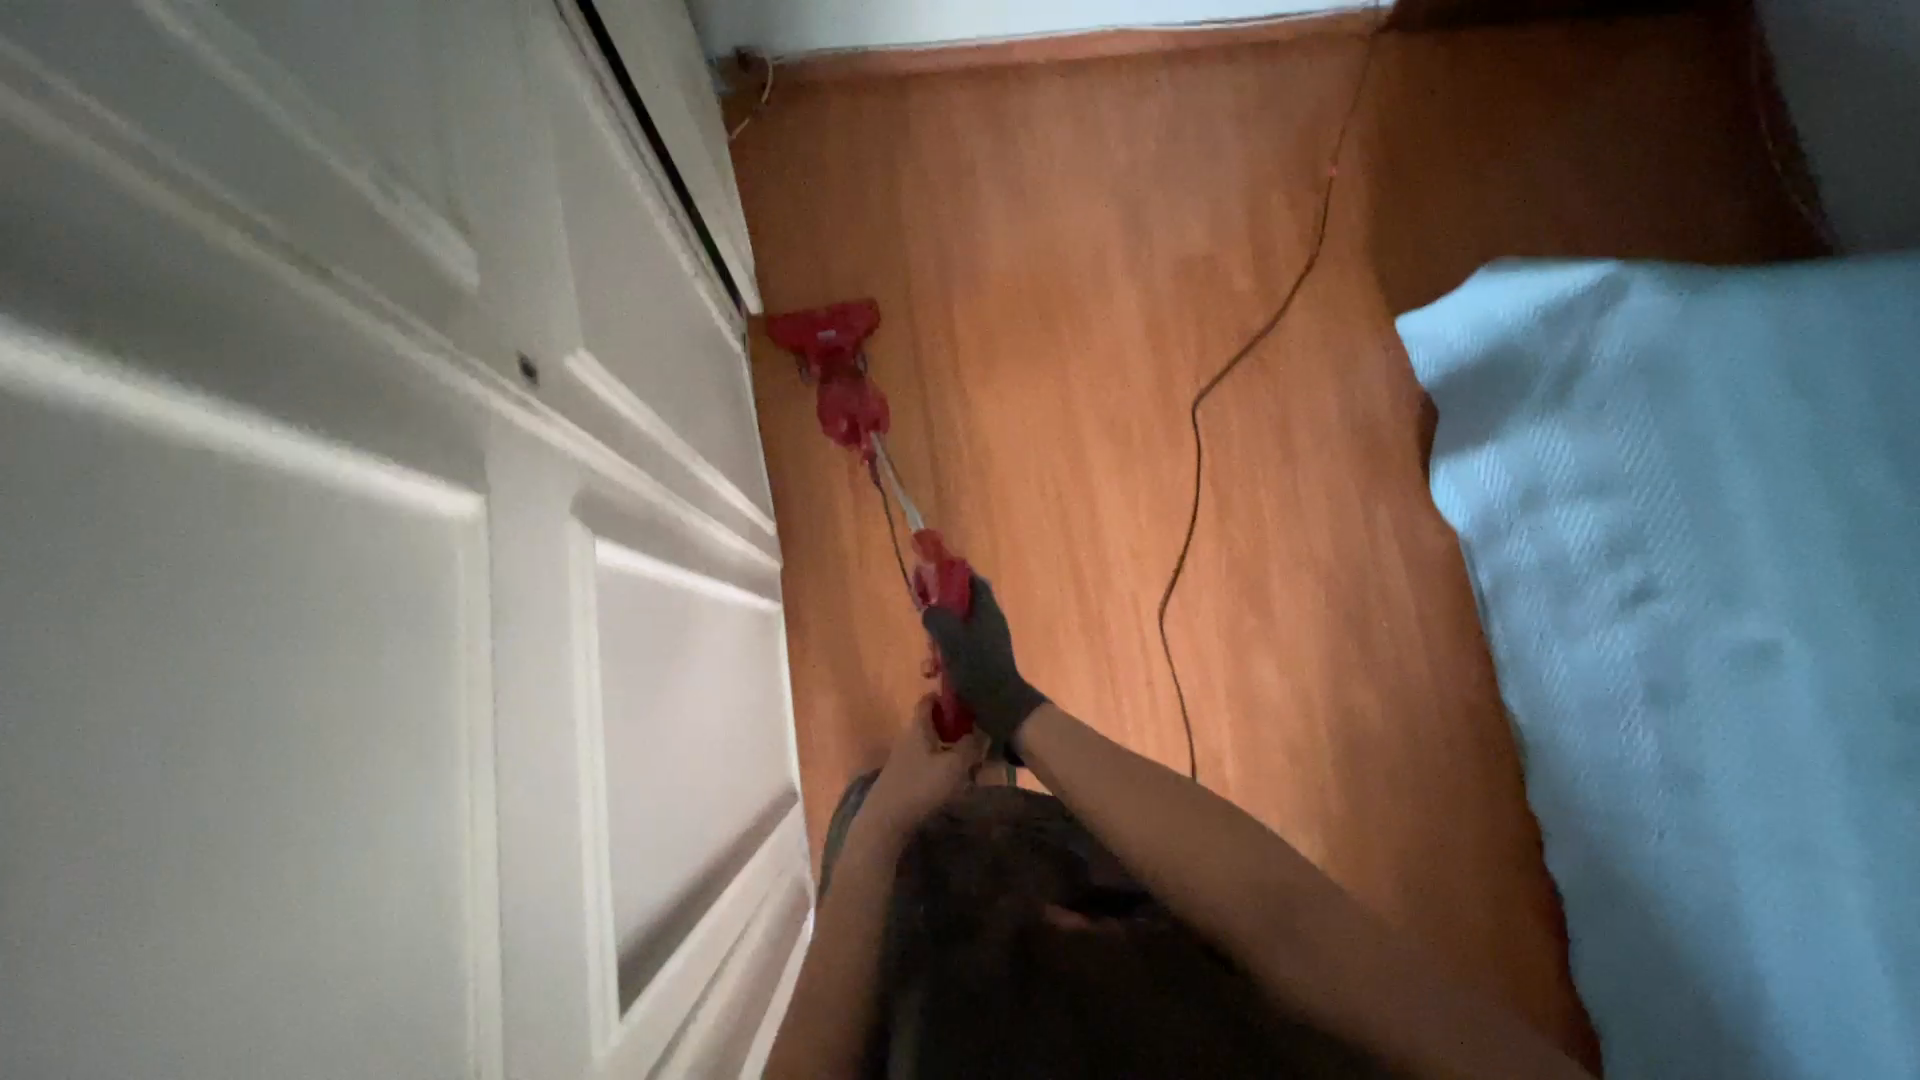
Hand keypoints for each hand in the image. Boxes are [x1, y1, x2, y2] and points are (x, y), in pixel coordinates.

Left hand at [855, 696, 988, 847]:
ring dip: (949, 748)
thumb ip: (970, 746)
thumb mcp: (954, 765)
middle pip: (932, 724)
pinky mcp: (902, 778)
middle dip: (954, 726)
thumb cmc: (921, 786)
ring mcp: (903, 759)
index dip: (945, 696)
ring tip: (971, 760)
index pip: (928, 700)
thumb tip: (981, 731)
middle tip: (977, 734)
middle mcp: (908, 738)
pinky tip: (954, 779)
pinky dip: (941, 765)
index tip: (965, 700)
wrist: (886, 820)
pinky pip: (926, 762)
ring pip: (930, 745)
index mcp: (919, 727)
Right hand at [921, 576, 1049, 748]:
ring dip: (948, 629)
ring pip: (966, 624)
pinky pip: (968, 643)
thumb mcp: (950, 638)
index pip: (975, 581)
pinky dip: (953, 646)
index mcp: (987, 610)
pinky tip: (939, 662)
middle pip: (969, 603)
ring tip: (931, 640)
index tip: (936, 576)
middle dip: (948, 605)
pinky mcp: (988, 658)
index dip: (957, 575)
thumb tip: (929, 610)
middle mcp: (992, 621)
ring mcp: (992, 640)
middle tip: (929, 611)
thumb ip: (936, 618)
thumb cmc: (975, 665)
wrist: (999, 703)